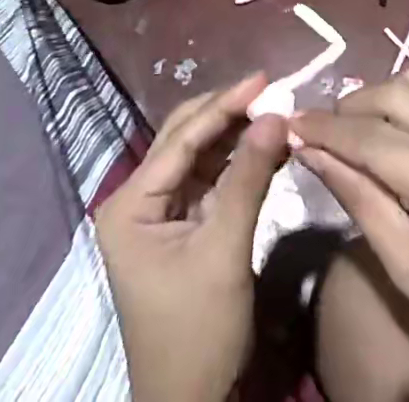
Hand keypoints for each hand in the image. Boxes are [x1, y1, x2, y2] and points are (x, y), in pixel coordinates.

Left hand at [96, 74, 288, 401]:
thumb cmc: (198, 330)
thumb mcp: (225, 250)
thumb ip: (248, 178)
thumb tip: (278, 114)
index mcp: (130, 204)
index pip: (182, 138)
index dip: (225, 104)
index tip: (266, 78)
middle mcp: (138, 200)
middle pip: (186, 138)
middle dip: (229, 112)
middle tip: (274, 90)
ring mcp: (161, 212)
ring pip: (202, 155)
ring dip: (237, 134)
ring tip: (277, 112)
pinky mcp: (184, 225)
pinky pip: (213, 179)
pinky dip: (240, 161)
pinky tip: (269, 146)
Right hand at [292, 71, 408, 400]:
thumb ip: (362, 203)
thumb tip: (312, 152)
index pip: (380, 142)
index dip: (329, 129)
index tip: (289, 125)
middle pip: (399, 95)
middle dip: (349, 107)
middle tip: (316, 132)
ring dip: (376, 97)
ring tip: (350, 130)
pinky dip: (406, 96)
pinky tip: (390, 125)